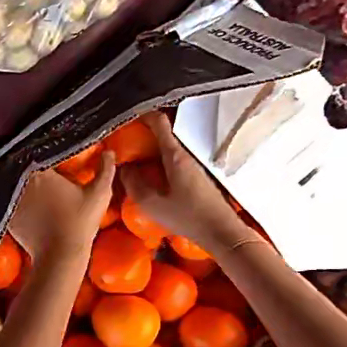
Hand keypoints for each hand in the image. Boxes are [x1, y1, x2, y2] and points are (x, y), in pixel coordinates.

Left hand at [8, 151, 115, 260]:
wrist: (60, 255)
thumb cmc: (80, 222)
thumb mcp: (100, 194)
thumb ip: (105, 169)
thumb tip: (109, 152)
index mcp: (41, 171)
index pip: (39, 154)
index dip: (47, 155)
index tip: (56, 161)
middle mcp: (21, 182)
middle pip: (25, 168)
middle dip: (34, 169)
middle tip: (47, 173)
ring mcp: (11, 200)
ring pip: (16, 185)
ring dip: (23, 184)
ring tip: (37, 189)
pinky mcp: (9, 217)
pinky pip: (12, 203)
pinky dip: (18, 203)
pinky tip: (29, 206)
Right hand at [120, 113, 255, 256]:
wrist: (221, 231)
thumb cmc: (188, 217)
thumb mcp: (152, 204)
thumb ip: (134, 184)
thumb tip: (125, 169)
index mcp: (176, 156)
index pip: (160, 122)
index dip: (143, 115)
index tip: (129, 118)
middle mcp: (187, 155)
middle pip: (163, 135)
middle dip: (143, 136)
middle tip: (126, 145)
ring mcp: (195, 164)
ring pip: (169, 149)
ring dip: (152, 152)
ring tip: (136, 162)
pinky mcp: (199, 176)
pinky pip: (176, 161)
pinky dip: (162, 164)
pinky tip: (153, 179)